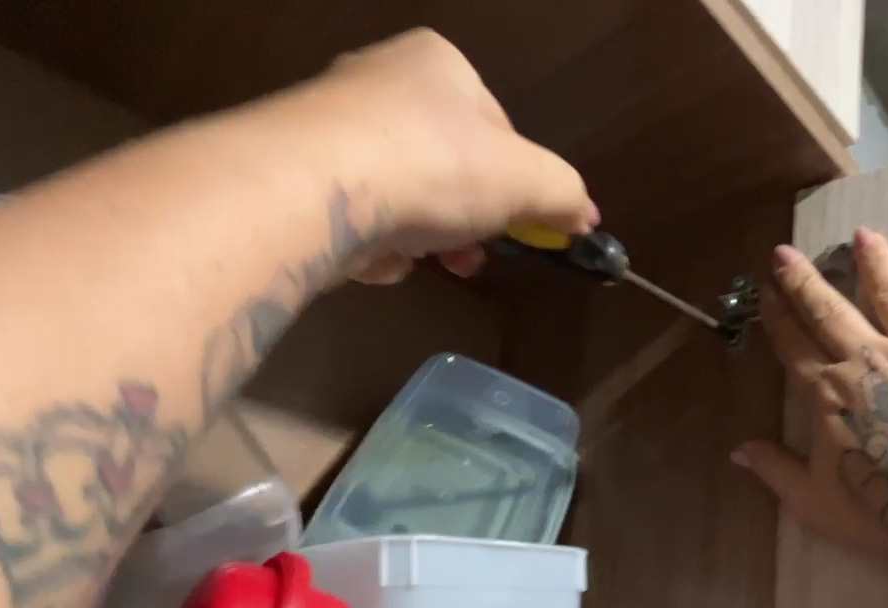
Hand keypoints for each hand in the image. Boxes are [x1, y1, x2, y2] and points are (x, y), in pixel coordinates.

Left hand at [299, 29, 597, 282]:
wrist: (320, 188)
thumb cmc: (437, 166)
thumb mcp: (527, 180)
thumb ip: (563, 194)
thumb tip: (583, 216)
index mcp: (440, 65)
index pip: (497, 128)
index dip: (517, 184)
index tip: (522, 227)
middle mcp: (383, 83)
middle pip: (450, 167)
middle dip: (470, 220)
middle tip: (475, 255)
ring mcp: (335, 128)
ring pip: (406, 198)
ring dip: (428, 238)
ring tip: (432, 262)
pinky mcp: (303, 177)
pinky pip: (362, 218)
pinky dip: (379, 245)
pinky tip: (379, 257)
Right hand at [736, 229, 887, 565]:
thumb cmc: (884, 513)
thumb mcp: (814, 502)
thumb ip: (775, 470)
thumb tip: (737, 450)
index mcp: (827, 393)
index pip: (794, 347)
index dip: (777, 319)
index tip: (765, 293)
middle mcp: (868, 359)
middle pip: (830, 311)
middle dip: (804, 280)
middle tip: (786, 251)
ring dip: (873, 262)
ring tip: (862, 234)